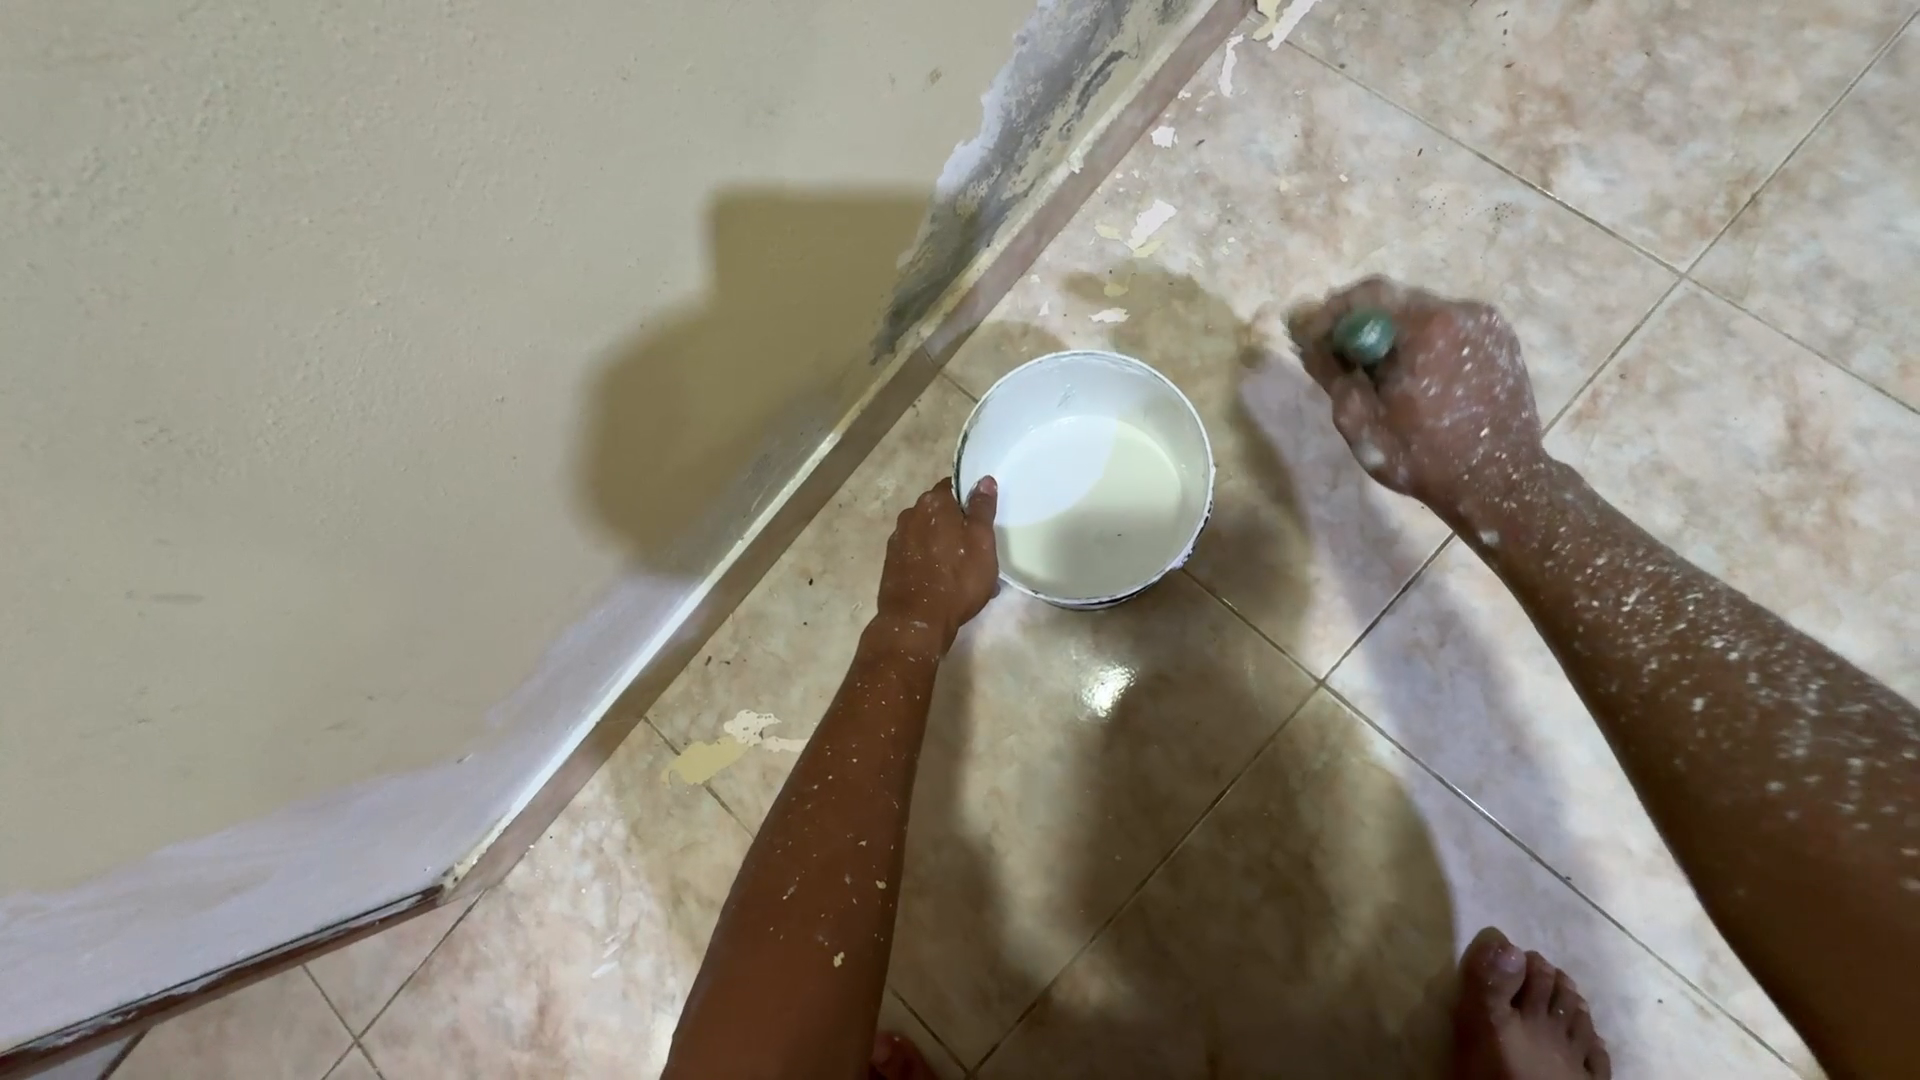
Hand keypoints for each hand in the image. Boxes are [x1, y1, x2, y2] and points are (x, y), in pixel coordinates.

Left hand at [873, 477, 999, 654]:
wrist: (916, 621)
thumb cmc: (957, 580)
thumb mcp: (982, 542)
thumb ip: (982, 509)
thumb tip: (983, 480)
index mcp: (933, 503)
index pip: (952, 486)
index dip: (969, 498)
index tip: (982, 517)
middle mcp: (911, 514)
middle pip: (938, 510)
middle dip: (956, 523)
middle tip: (977, 547)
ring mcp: (898, 539)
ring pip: (927, 533)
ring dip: (943, 543)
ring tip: (962, 568)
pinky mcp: (892, 562)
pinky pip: (917, 553)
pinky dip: (930, 560)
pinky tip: (942, 580)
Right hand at [1291, 277, 1549, 525]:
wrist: (1496, 480)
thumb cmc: (1421, 455)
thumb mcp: (1360, 420)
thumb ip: (1331, 374)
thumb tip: (1308, 344)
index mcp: (1426, 327)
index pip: (1366, 296)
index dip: (1329, 314)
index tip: (1309, 338)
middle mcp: (1461, 311)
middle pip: (1395, 300)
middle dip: (1357, 323)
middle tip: (1333, 354)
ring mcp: (1486, 323)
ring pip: (1420, 314)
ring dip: (1388, 334)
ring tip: (1370, 370)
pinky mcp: (1499, 339)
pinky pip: (1445, 328)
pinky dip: (1418, 343)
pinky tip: (1407, 376)